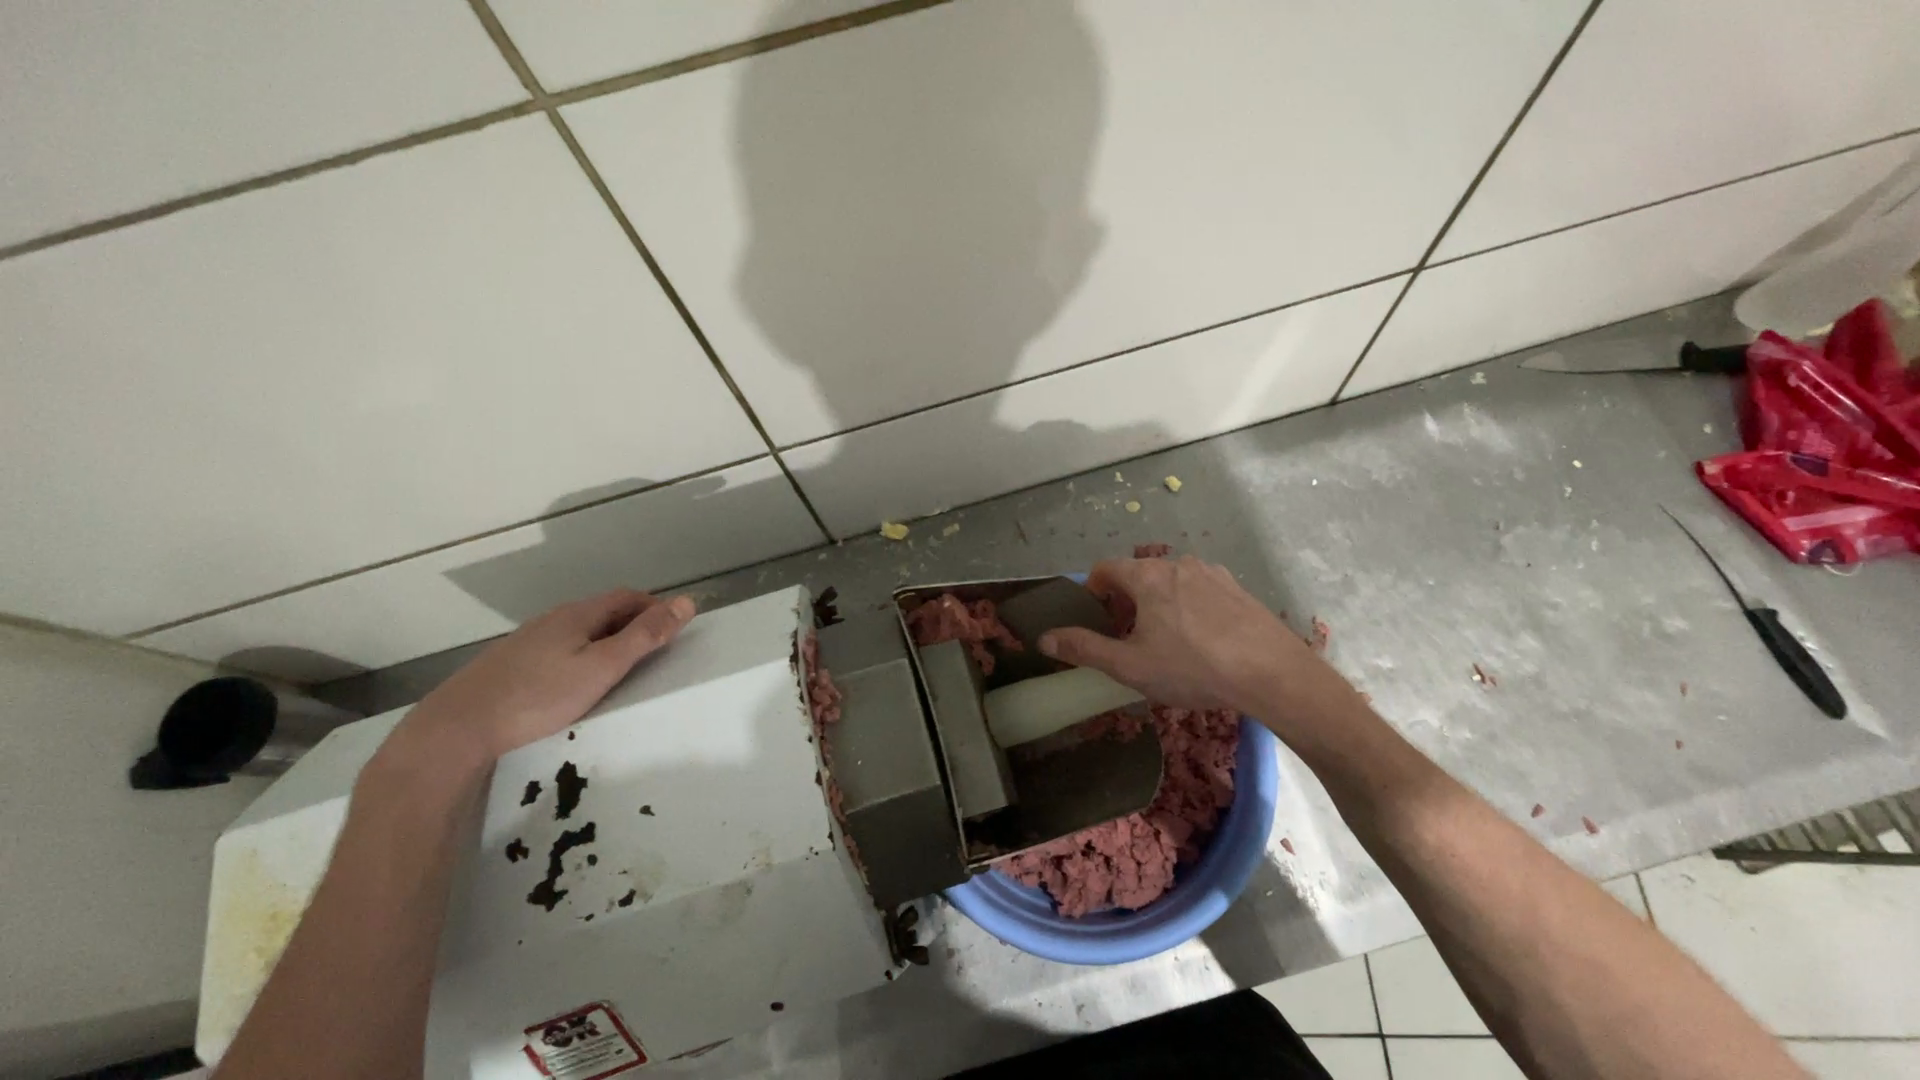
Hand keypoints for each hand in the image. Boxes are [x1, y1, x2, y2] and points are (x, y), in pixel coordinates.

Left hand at [391, 589, 695, 768]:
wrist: (459, 726)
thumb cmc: (539, 696)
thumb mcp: (602, 668)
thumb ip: (644, 637)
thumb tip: (686, 602)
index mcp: (577, 615)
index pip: (626, 597)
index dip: (654, 606)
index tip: (674, 628)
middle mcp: (552, 620)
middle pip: (602, 611)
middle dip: (633, 622)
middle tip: (654, 649)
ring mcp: (527, 642)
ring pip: (578, 631)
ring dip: (606, 639)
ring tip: (621, 666)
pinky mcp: (510, 665)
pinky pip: (558, 649)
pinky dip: (581, 655)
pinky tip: (576, 681)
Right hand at [1038, 556, 1350, 725]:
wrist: (1271, 673)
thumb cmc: (1192, 668)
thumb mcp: (1130, 666)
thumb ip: (1084, 649)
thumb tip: (1045, 638)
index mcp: (1147, 577)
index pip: (1105, 569)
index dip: (1093, 592)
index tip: (1097, 621)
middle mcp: (1178, 564)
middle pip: (1139, 574)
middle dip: (1127, 601)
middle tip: (1130, 640)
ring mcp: (1213, 573)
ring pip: (1172, 582)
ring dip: (1161, 604)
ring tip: (1170, 644)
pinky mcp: (1239, 589)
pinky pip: (1202, 591)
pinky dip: (1192, 608)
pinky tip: (1205, 642)